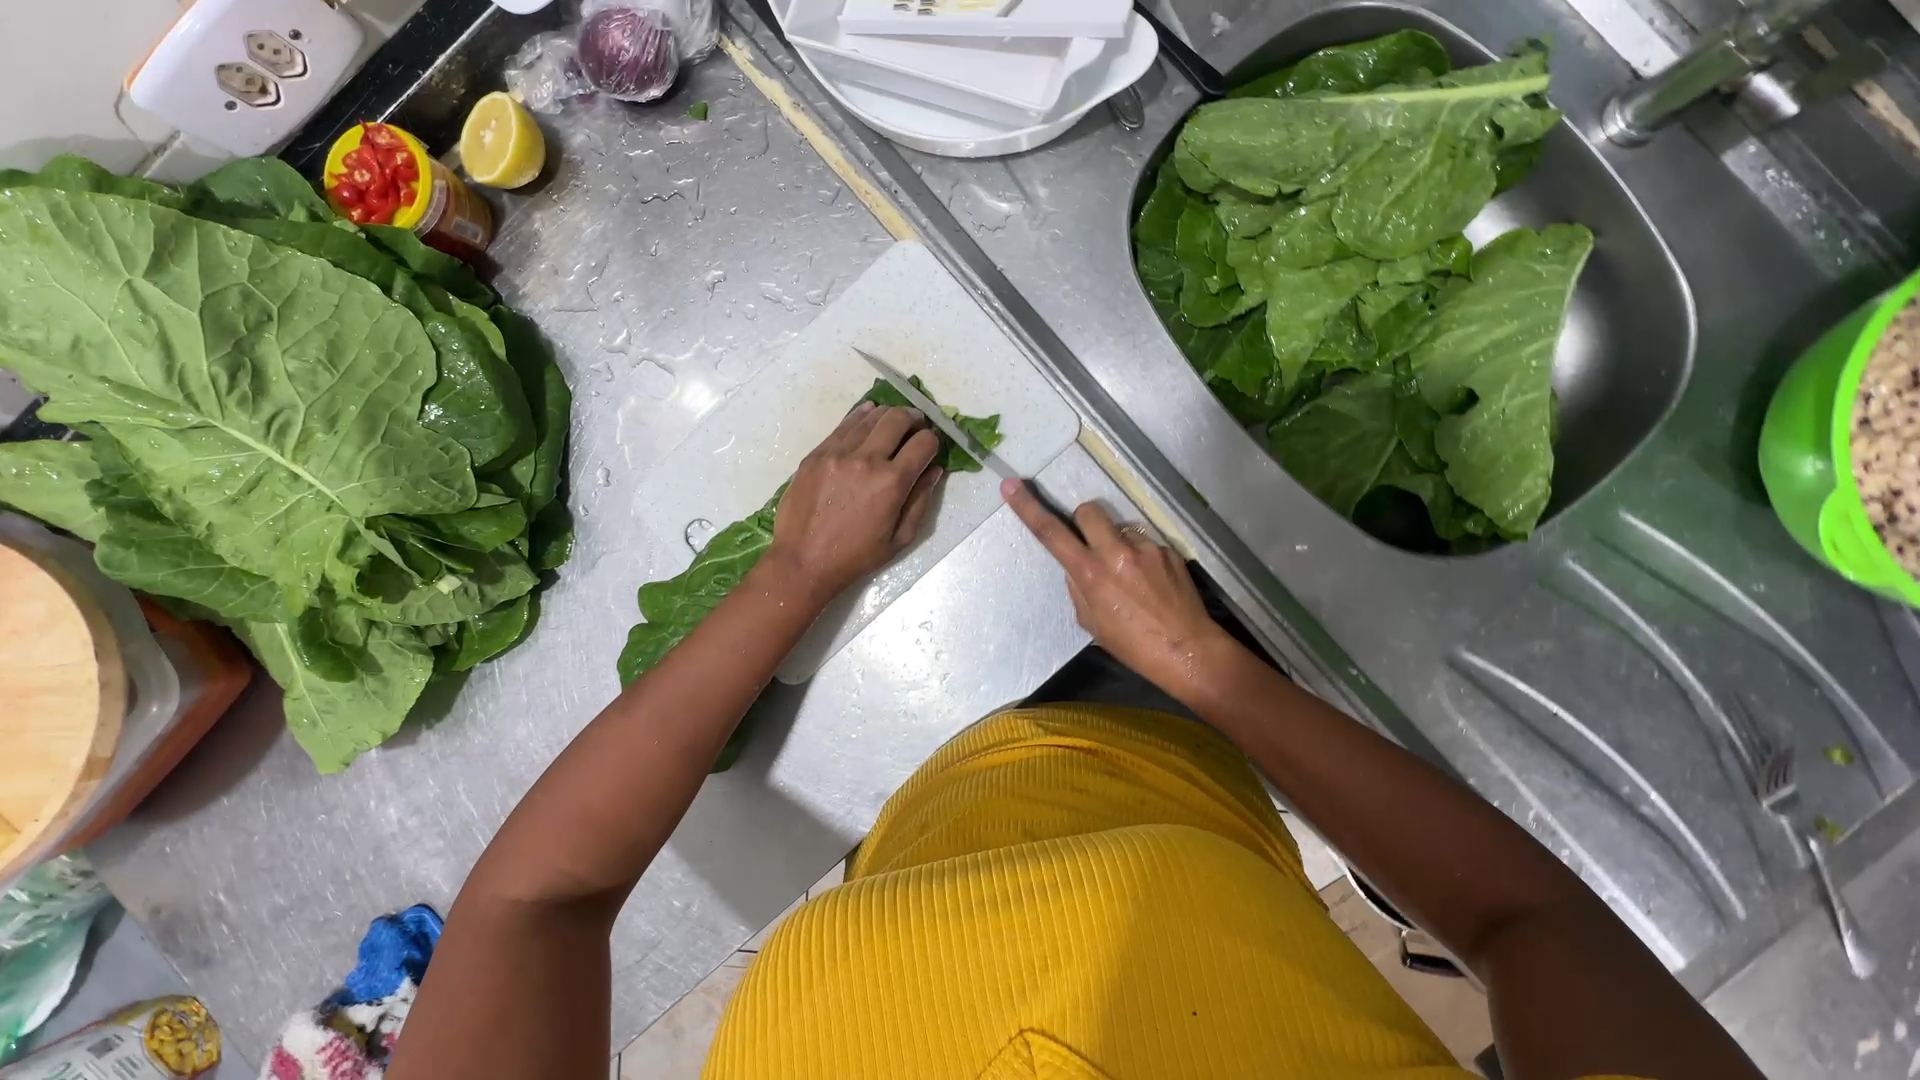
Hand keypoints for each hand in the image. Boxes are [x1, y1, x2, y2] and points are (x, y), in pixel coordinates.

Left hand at [766, 402, 942, 600]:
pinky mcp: (816, 454)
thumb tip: (934, 470)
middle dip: (914, 420)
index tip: (930, 448)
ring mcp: (837, 453)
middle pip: (899, 418)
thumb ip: (921, 501)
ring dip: (888, 416)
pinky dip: (860, 417)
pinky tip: (868, 416)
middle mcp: (867, 460)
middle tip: (915, 427)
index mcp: (892, 483)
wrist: (803, 561)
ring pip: (871, 416)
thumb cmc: (856, 557)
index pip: (924, 442)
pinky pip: (843, 425)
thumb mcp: (900, 538)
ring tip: (892, 423)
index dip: (933, 442)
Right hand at [1002, 479, 1234, 699]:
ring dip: (1117, 543)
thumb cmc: (1133, 646)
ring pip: (1119, 528)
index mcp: (1091, 574)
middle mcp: (1117, 553)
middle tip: (1090, 543)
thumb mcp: (1092, 623)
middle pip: (1088, 510)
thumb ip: (1079, 587)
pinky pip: (1145, 543)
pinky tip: (1152, 582)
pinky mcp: (1168, 550)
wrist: (1188, 650)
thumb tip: (1076, 566)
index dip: (1027, 507)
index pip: (1051, 533)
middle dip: (1083, 521)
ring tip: (1130, 576)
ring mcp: (1146, 548)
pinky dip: (1141, 556)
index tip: (1010, 486)